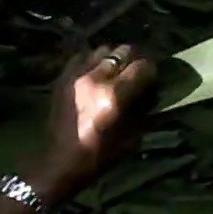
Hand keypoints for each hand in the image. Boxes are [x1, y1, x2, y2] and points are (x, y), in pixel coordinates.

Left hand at [25, 44, 155, 203]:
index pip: (142, 66)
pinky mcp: (62, 77)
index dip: (152, 70)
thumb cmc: (98, 156)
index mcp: (114, 96)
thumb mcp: (130, 138)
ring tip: (115, 71)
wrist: (59, 163)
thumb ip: (143, 110)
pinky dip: (92, 60)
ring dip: (113, 58)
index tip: (153, 77)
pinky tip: (95, 73)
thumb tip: (151, 92)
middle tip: (136, 72)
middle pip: (123, 51)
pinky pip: (82, 56)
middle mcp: (95, 79)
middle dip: (134, 59)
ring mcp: (76, 75)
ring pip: (102, 50)